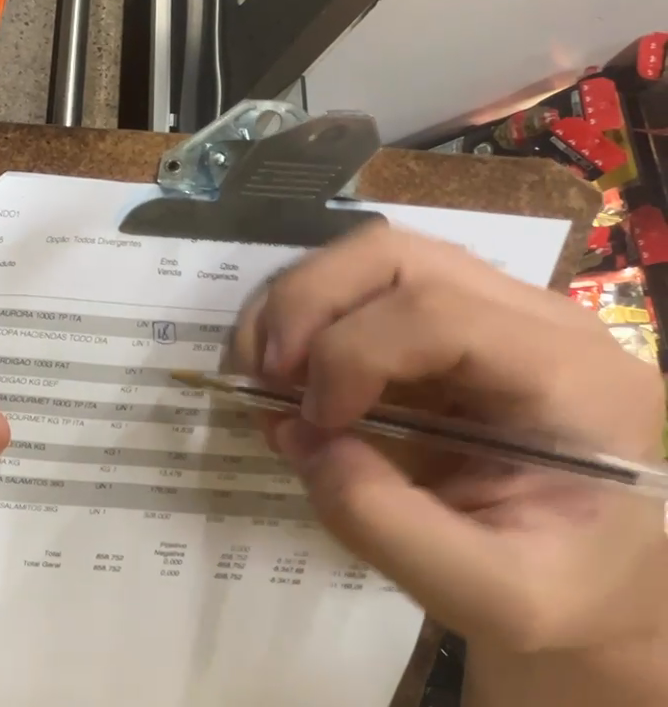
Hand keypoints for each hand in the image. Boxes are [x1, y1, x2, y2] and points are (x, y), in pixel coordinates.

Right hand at [233, 225, 667, 653]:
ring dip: (288, 308)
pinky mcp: (437, 314)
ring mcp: (487, 308)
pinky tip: (287, 376)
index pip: (437, 313)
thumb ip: (381, 519)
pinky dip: (292, 318)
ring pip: (360, 255)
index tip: (312, 425)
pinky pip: (347, 281)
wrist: (579, 577)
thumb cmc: (548, 585)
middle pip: (390, 256)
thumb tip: (298, 434)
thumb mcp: (483, 591)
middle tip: (267, 378)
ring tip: (267, 378)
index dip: (346, 356)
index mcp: (578, 384)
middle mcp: (539, 322)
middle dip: (301, 308)